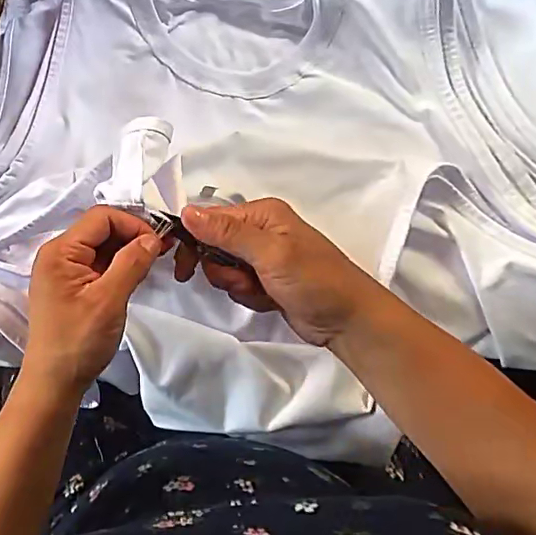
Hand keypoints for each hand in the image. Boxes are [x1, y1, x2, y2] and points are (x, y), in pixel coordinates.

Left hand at [24, 206, 166, 394]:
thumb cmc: (77, 342)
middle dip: (132, 236)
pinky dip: (117, 265)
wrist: (54, 381)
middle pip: (100, 229)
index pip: (101, 217)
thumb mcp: (109, 299)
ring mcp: (62, 270)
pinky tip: (134, 277)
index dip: (133, 223)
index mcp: (59, 251)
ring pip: (100, 246)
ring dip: (126, 251)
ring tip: (150, 266)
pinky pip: (96, 264)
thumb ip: (131, 263)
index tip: (158, 242)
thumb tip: (153, 238)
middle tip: (161, 253)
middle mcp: (57, 255)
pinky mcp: (69, 286)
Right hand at [175, 198, 389, 346]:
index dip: (193, 240)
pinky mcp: (263, 279)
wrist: (350, 322)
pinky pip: (235, 283)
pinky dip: (245, 294)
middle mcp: (259, 230)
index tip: (185, 265)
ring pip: (221, 267)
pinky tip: (267, 299)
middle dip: (220, 268)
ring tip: (259, 290)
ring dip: (234, 283)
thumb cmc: (317, 281)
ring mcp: (261, 256)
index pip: (209, 218)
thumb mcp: (269, 254)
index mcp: (262, 213)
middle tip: (237, 280)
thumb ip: (227, 233)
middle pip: (211, 244)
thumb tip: (187, 213)